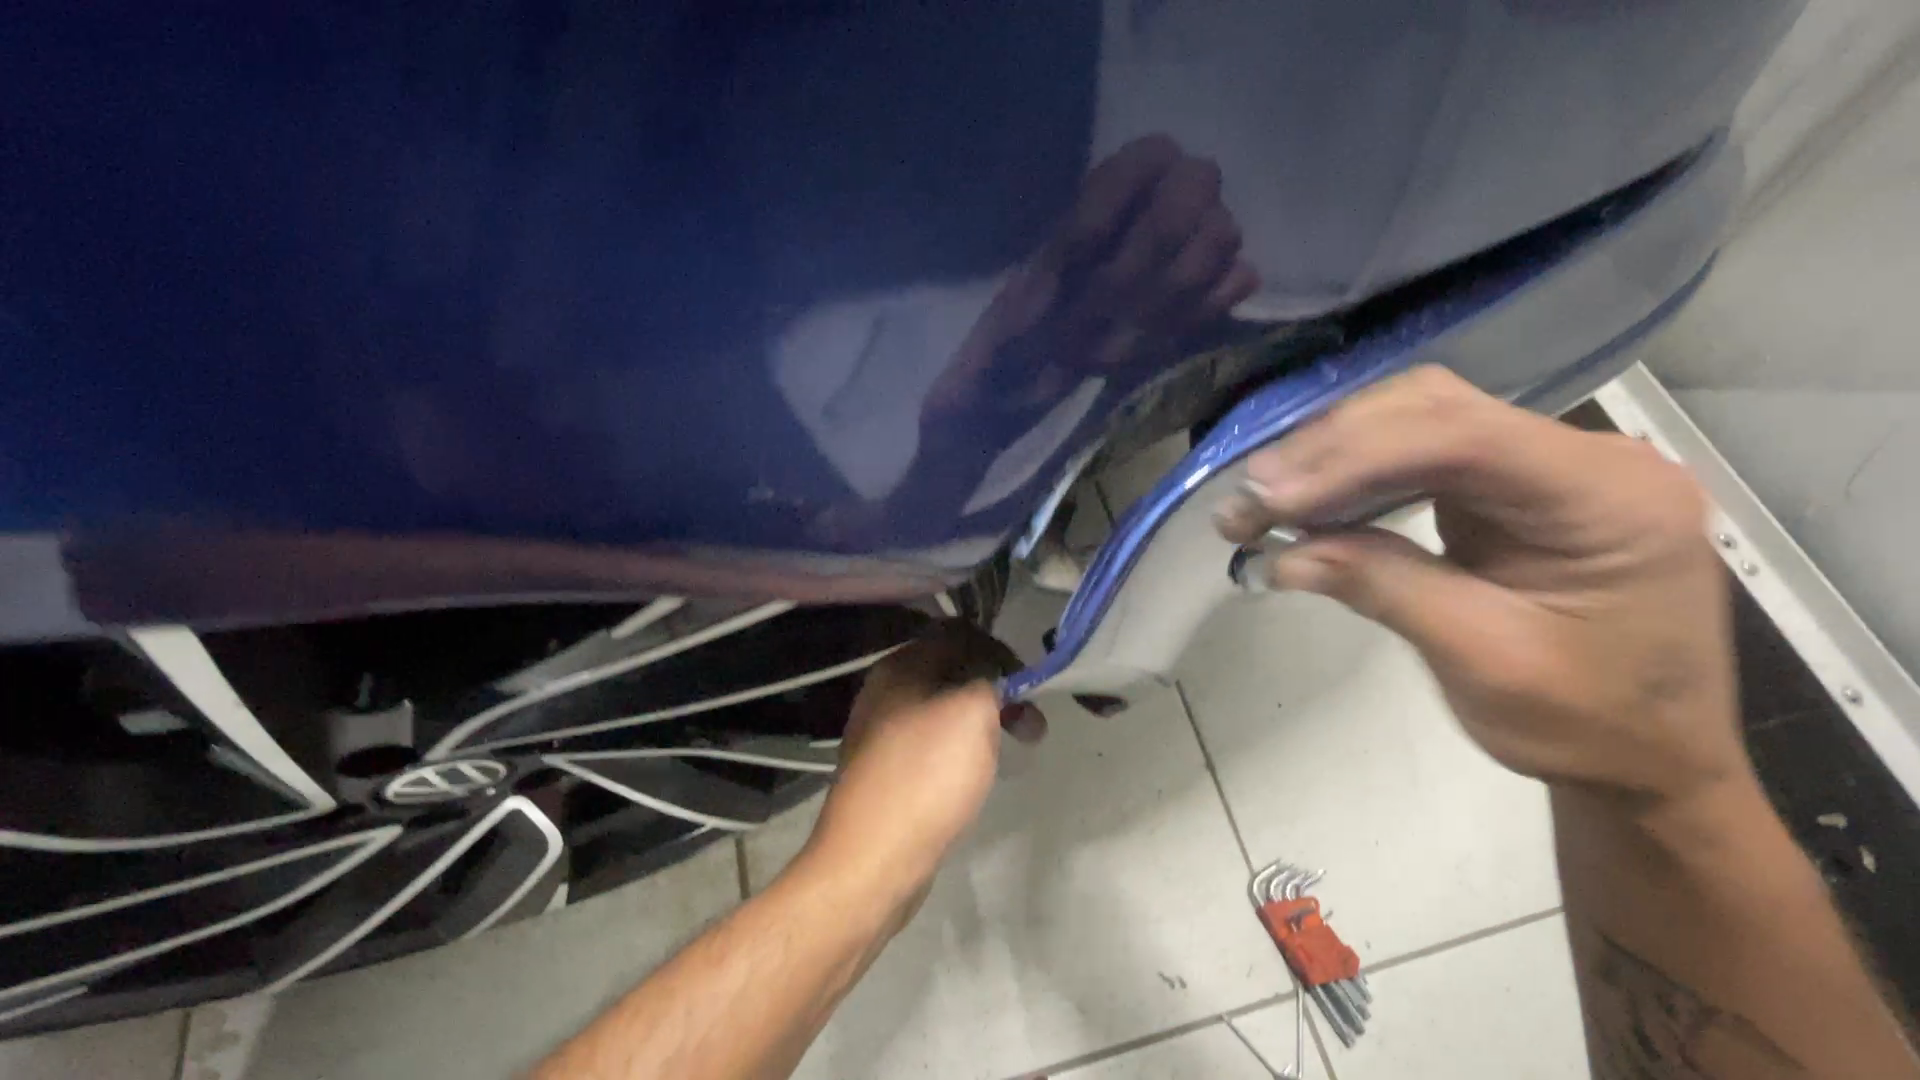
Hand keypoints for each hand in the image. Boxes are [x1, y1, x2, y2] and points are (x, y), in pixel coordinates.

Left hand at [803, 621, 1043, 918]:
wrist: (872, 859)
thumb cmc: (926, 775)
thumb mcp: (972, 712)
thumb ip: (990, 678)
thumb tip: (993, 674)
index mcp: (900, 667)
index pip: (957, 634)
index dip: (1000, 651)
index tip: (1030, 683)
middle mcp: (885, 693)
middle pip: (951, 672)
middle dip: (996, 690)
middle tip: (1031, 723)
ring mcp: (881, 734)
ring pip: (944, 711)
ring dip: (983, 722)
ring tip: (1014, 748)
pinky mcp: (886, 773)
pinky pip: (931, 745)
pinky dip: (961, 749)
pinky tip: (976, 773)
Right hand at [1214, 367, 1746, 809]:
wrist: (1649, 758)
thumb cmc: (1588, 724)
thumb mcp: (1484, 661)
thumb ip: (1387, 589)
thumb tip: (1284, 554)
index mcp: (1609, 497)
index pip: (1465, 439)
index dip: (1356, 457)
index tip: (1272, 496)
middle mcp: (1586, 458)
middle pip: (1437, 411)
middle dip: (1333, 448)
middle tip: (1251, 496)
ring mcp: (1549, 466)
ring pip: (1422, 421)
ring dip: (1334, 456)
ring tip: (1264, 498)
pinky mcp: (1514, 486)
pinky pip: (1424, 454)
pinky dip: (1357, 476)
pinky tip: (1309, 500)